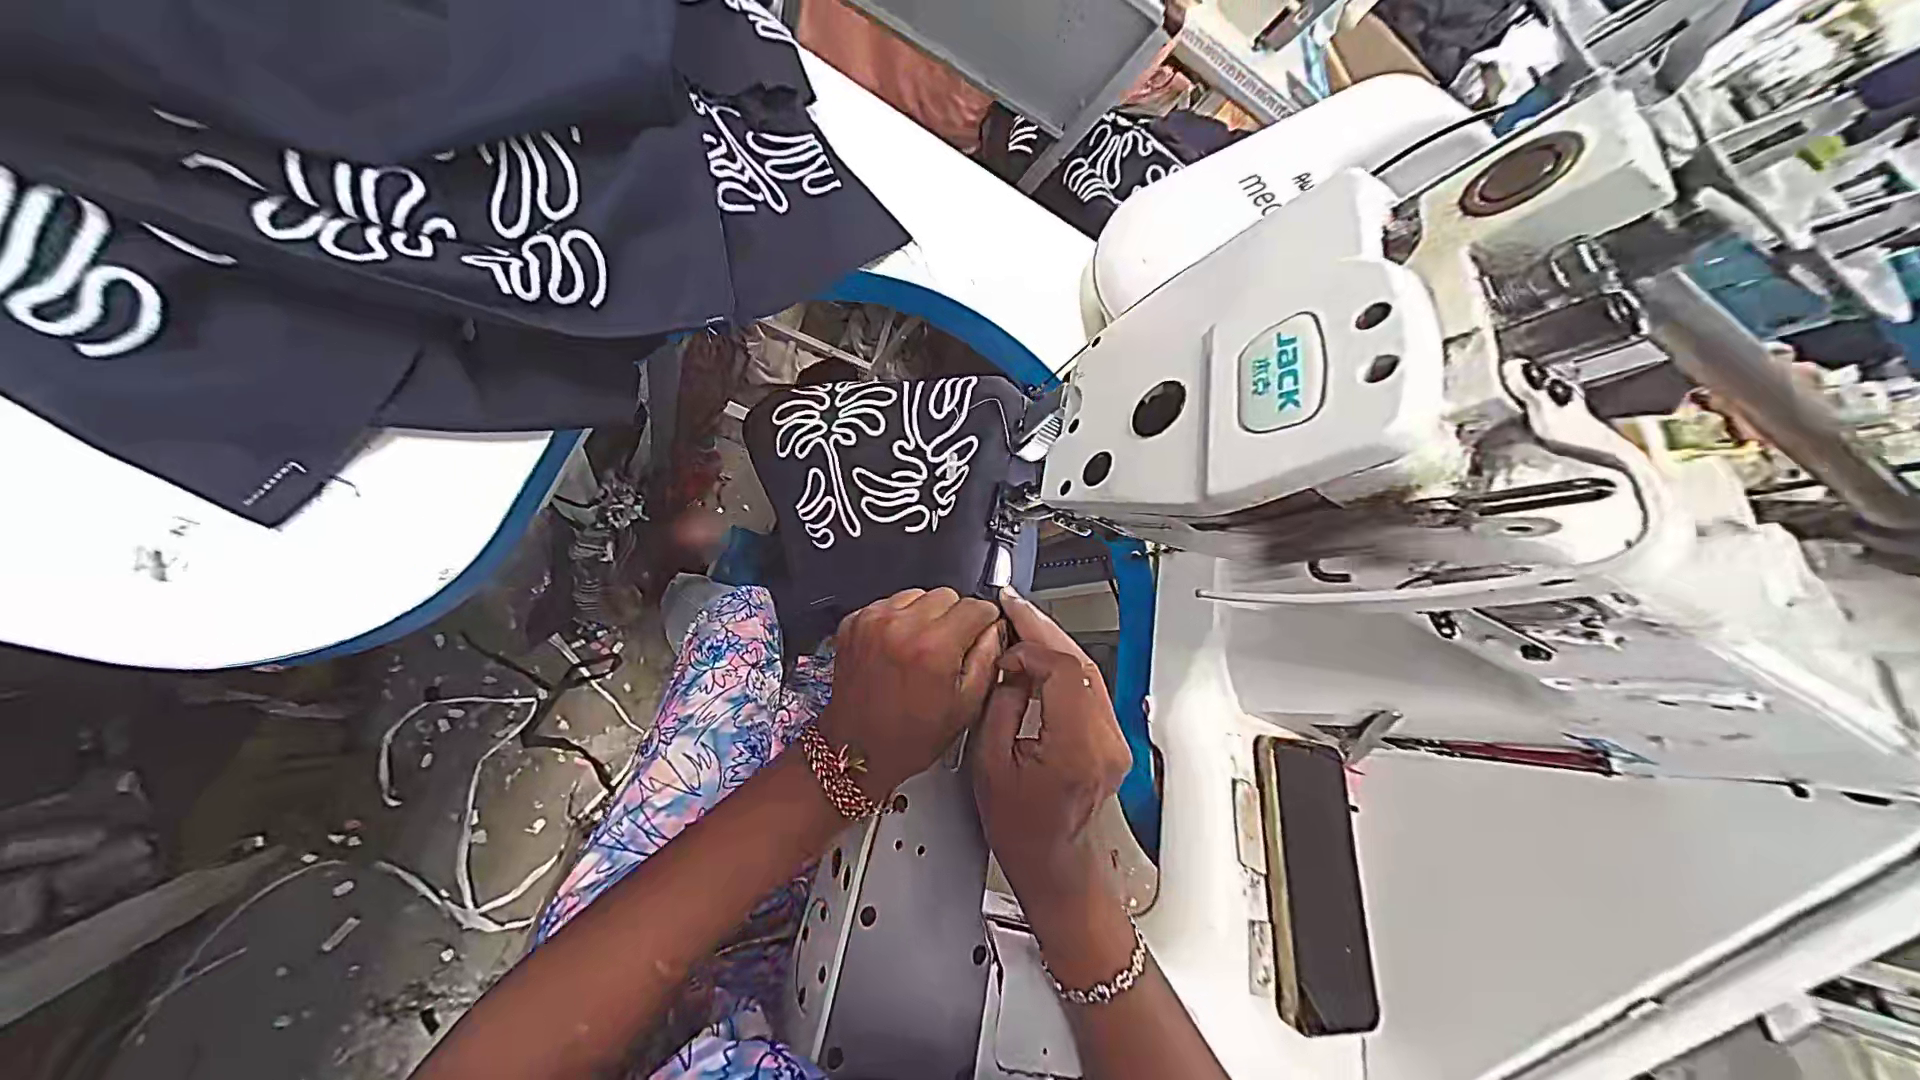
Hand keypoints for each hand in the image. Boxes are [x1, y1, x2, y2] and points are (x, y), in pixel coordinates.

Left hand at [818, 587, 1005, 798]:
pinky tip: (898, 648)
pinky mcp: (854, 622)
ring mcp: (873, 621)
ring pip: (918, 594)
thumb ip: (988, 658)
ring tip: (920, 649)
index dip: (985, 620)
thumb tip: (997, 628)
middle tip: (948, 648)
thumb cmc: (908, 736)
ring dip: (925, 615)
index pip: (976, 606)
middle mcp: (901, 627)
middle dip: (955, 617)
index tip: (981, 631)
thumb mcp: (966, 706)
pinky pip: (890, 604)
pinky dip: (898, 619)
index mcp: (933, 647)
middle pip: (947, 595)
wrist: (857, 748)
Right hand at [970, 587, 1133, 909]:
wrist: (1054, 862)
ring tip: (1021, 623)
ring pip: (1088, 669)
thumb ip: (1001, 707)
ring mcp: (1114, 739)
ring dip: (1053, 643)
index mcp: (1076, 749)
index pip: (1064, 671)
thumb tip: (1011, 669)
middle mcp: (1104, 741)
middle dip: (1043, 629)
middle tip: (1014, 606)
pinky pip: (1089, 686)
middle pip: (1080, 663)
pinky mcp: (1111, 737)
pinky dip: (1062, 664)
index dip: (1031, 648)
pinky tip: (1039, 654)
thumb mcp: (990, 765)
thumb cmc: (1021, 829)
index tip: (1004, 648)